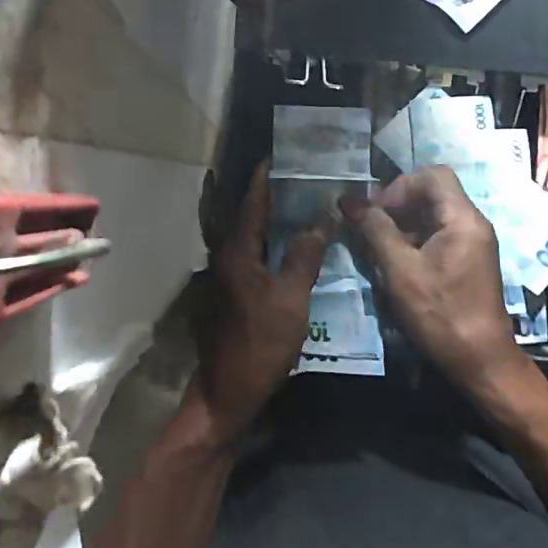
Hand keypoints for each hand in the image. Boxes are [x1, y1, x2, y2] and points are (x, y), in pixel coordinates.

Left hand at [194, 163, 328, 442]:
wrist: (228, 391)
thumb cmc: (261, 342)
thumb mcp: (292, 299)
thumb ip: (304, 256)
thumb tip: (321, 218)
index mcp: (237, 252)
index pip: (252, 203)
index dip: (265, 179)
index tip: (277, 156)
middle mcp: (226, 257)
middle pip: (249, 217)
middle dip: (271, 196)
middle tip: (299, 179)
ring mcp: (226, 277)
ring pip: (251, 238)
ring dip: (272, 221)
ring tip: (300, 206)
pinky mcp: (232, 294)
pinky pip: (252, 256)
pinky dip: (270, 245)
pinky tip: (292, 248)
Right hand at [344, 167, 527, 392]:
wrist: (481, 362)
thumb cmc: (440, 313)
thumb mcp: (400, 270)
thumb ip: (376, 230)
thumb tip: (353, 203)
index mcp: (463, 219)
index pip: (433, 176)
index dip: (400, 186)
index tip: (377, 211)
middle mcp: (473, 224)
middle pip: (433, 193)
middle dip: (398, 204)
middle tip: (371, 225)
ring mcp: (473, 243)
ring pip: (434, 215)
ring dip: (403, 223)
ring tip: (377, 245)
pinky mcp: (468, 261)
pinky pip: (439, 235)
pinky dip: (415, 239)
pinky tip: (395, 262)